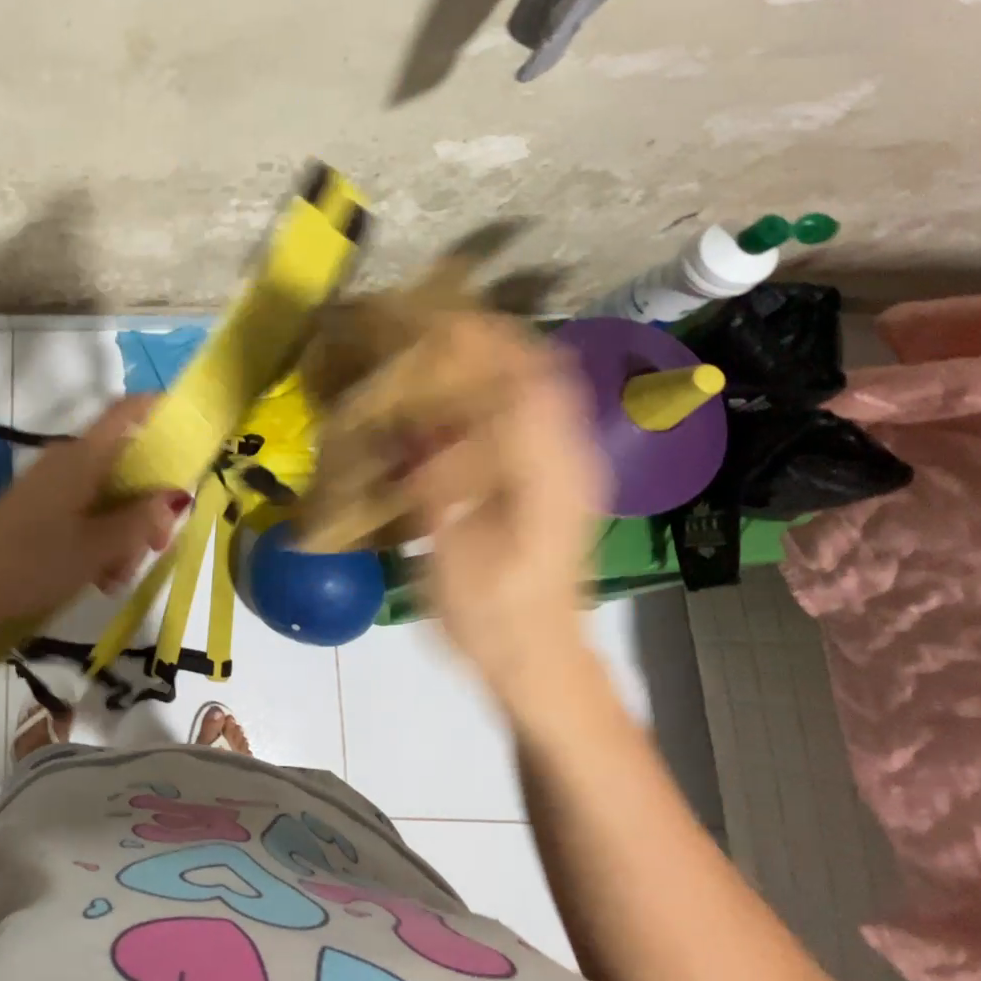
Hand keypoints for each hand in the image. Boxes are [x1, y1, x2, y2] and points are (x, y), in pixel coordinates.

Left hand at [0, 398, 185, 633]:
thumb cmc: (35, 562)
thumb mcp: (99, 547)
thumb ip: (142, 520)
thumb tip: (175, 496)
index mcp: (83, 457)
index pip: (128, 412)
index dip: (162, 411)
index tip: (192, 435)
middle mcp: (66, 462)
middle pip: (125, 466)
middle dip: (148, 506)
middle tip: (157, 547)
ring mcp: (48, 488)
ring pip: (107, 498)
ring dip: (123, 535)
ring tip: (114, 577)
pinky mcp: (36, 513)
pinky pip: (83, 516)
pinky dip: (98, 543)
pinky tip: (96, 579)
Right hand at [404, 317, 609, 697]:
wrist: (540, 661)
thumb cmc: (494, 616)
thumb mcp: (456, 557)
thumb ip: (439, 487)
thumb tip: (414, 426)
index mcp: (546, 471)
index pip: (526, 378)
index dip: (481, 340)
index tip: (429, 318)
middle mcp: (566, 455)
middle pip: (539, 369)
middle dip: (484, 337)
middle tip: (424, 321)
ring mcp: (566, 465)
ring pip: (539, 385)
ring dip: (490, 357)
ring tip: (434, 344)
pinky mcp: (552, 478)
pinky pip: (529, 412)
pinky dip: (494, 387)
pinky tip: (453, 393)